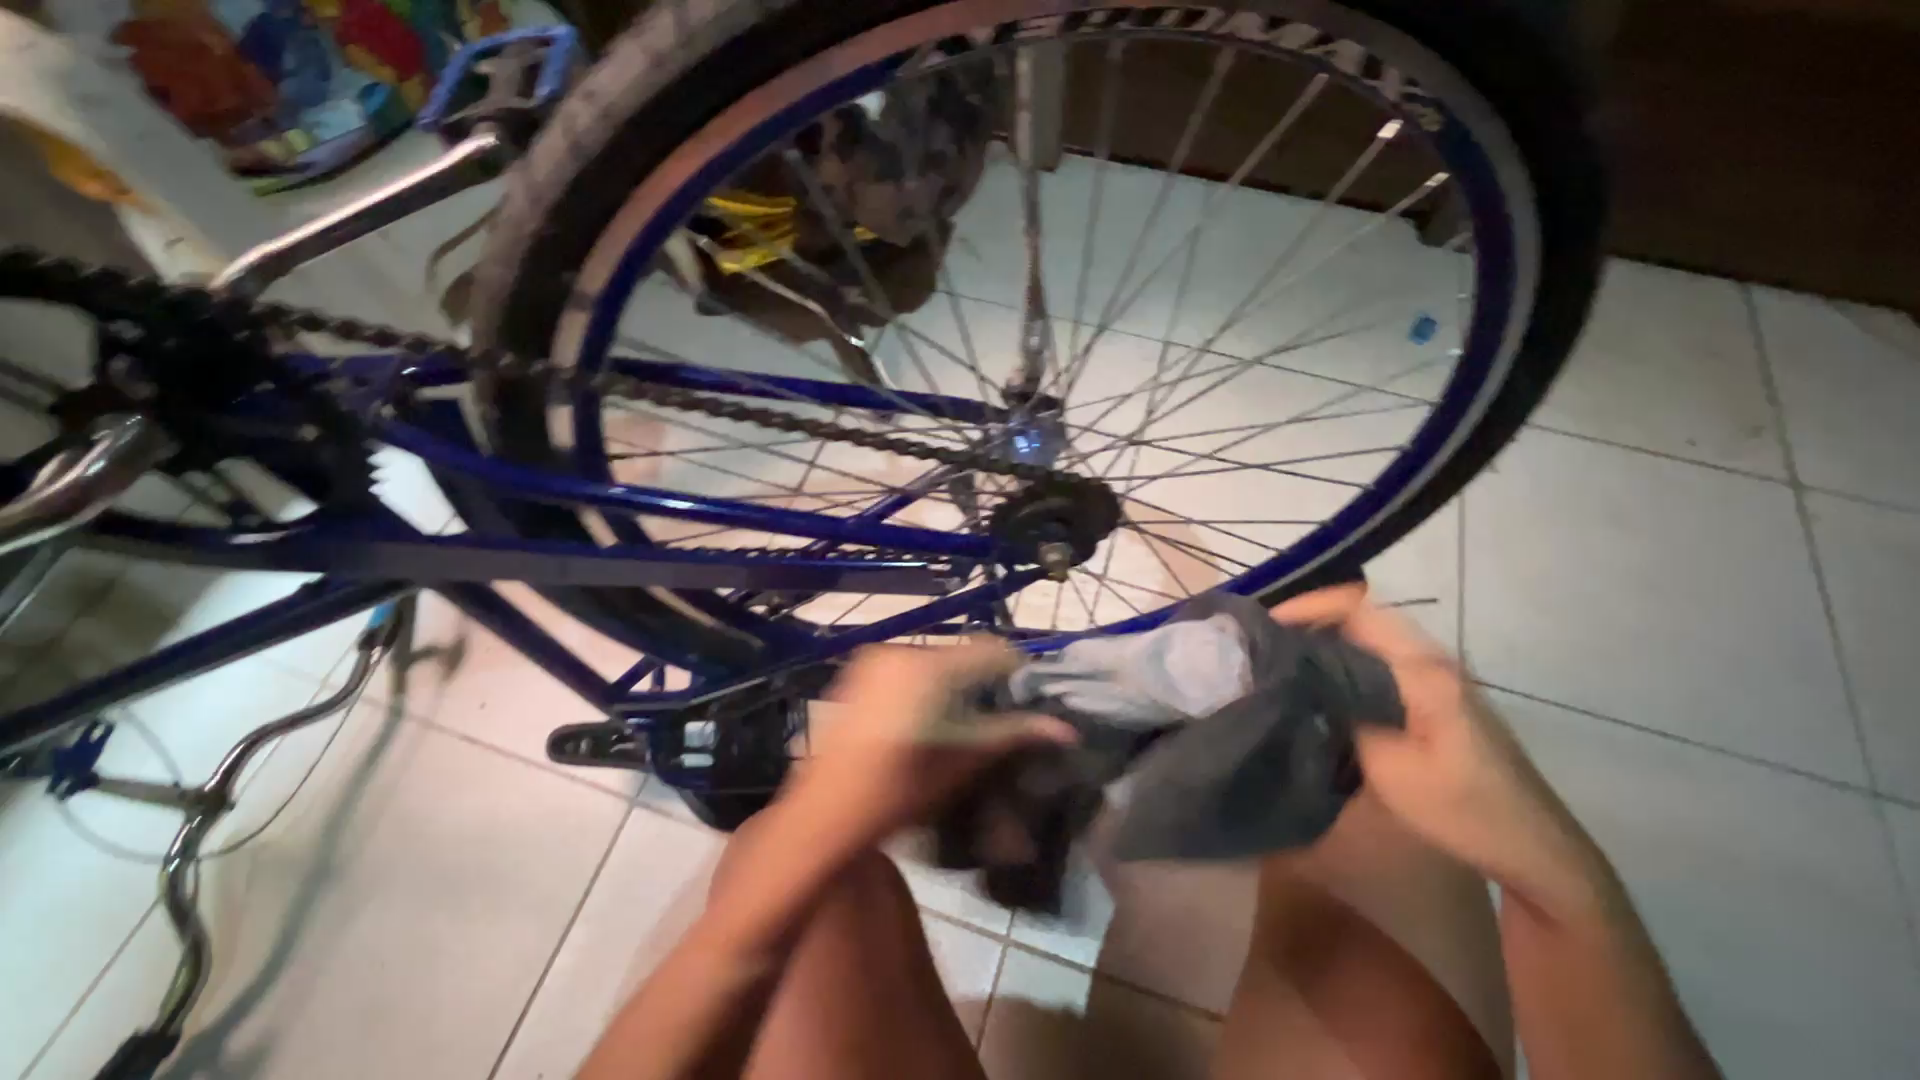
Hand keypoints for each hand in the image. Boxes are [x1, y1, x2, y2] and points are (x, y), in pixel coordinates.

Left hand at [780, 638, 1077, 848]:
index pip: (992, 650)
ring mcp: (873, 661)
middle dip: (983, 683)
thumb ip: (1011, 735)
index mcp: (928, 667)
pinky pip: (906, 669)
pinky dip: (925, 687)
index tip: (1028, 702)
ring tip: (962, 726)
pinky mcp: (856, 675)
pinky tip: (928, 723)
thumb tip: (1065, 729)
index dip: (1016, 673)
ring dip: (954, 686)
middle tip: (997, 720)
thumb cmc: (896, 792)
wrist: (823, 816)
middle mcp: (900, 651)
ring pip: (934, 663)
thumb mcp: (960, 763)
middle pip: (961, 656)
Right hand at [1272, 585, 1613, 918]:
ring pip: (1375, 636)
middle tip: (1267, 646)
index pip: (1360, 607)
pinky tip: (1324, 688)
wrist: (1534, 847)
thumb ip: (1345, 713)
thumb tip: (1304, 680)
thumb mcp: (1389, 767)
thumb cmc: (1461, 810)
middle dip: (1312, 621)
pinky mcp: (1442, 695)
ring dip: (1330, 640)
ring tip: (1285, 663)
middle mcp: (1435, 659)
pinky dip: (1348, 660)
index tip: (1268, 625)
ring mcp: (1443, 675)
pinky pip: (1385, 659)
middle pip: (1365, 614)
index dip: (1310, 605)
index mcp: (1422, 669)